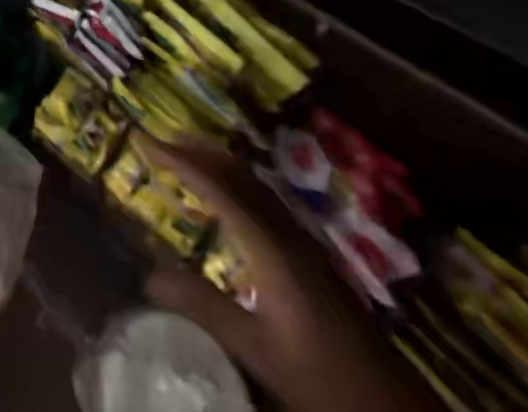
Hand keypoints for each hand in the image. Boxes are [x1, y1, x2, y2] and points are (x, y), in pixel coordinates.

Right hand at [140, 140, 435, 411]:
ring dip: (218, 165)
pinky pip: (263, 200)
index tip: (150, 142)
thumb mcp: (253, 346)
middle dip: (200, 151)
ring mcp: (300, 237)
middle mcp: (286, 229)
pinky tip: (224, 204)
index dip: (183, 161)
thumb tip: (149, 274)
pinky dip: (234, 186)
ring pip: (253, 184)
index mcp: (271, 245)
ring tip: (185, 159)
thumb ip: (203, 307)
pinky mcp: (306, 251)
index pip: (220, 188)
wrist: (379, 394)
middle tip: (163, 141)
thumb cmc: (315, 371)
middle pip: (240, 174)